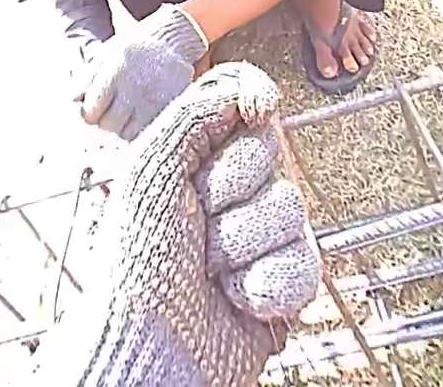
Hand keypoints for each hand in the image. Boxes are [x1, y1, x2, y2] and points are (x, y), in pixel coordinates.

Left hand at [42, 62, 320, 386]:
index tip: (258, 108)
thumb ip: (193, 117)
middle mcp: (237, 189)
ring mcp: (265, 233)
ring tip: (210, 267)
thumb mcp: (150, 171)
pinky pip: (304, 260)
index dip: (257, 96)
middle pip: (269, 149)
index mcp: (202, 157)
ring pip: (288, 205)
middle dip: (230, 185)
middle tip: (198, 217)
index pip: (246, 104)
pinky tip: (235, 297)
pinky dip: (264, 283)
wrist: (150, 350)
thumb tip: (240, 91)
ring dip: (240, 243)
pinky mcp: (287, 278)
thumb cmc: (139, 262)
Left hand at [79, 4, 208, 139]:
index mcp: (115, 72)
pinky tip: (142, 114)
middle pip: (109, 124)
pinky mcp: (170, 104)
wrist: (173, 37)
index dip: (91, 112)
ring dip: (125, 125)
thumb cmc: (136, 46)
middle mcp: (134, 86)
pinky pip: (149, 130)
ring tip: (129, 111)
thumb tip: (72, 100)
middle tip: (113, 109)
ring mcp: (154, 97)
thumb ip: (87, 76)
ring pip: (128, 132)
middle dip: (107, 119)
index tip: (97, 107)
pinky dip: (143, 127)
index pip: (92, 111)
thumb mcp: (108, 53)